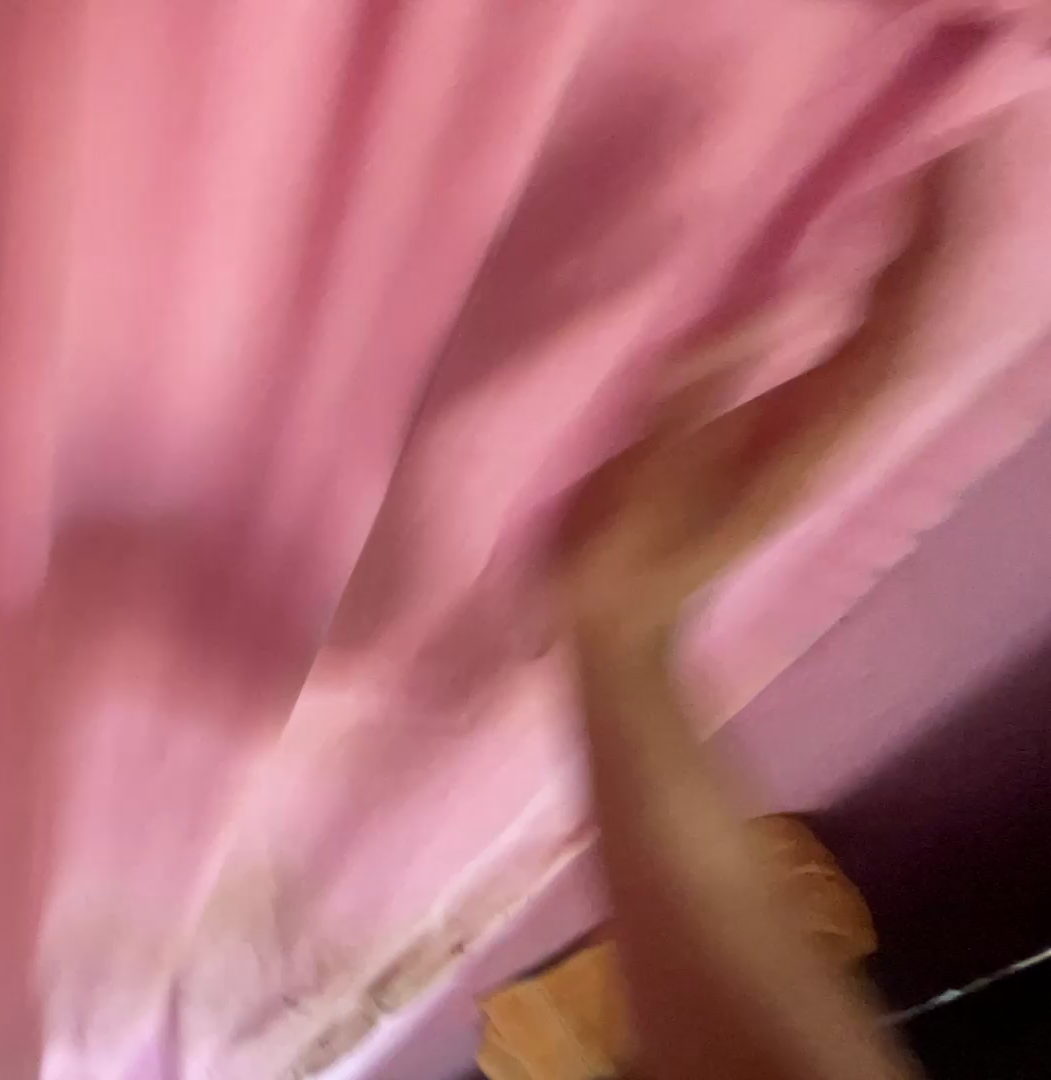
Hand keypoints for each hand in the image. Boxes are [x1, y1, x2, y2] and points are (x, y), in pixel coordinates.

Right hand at [554, 162, 946, 657]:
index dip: (928, 242)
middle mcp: (823, 432)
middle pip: (909, 321)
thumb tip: (772, 314)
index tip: (938, 157)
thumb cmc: (618, 563)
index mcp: (799, 444)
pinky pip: (841, 354)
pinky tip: (852, 266)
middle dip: (939, 229)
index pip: (895, 329)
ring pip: (886, 335)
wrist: (624, 623)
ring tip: (918, 179)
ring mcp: (802, 434)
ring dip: (912, 257)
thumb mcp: (643, 488)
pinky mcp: (772, 436)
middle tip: (951, 138)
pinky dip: (863, 300)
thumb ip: (697, 403)